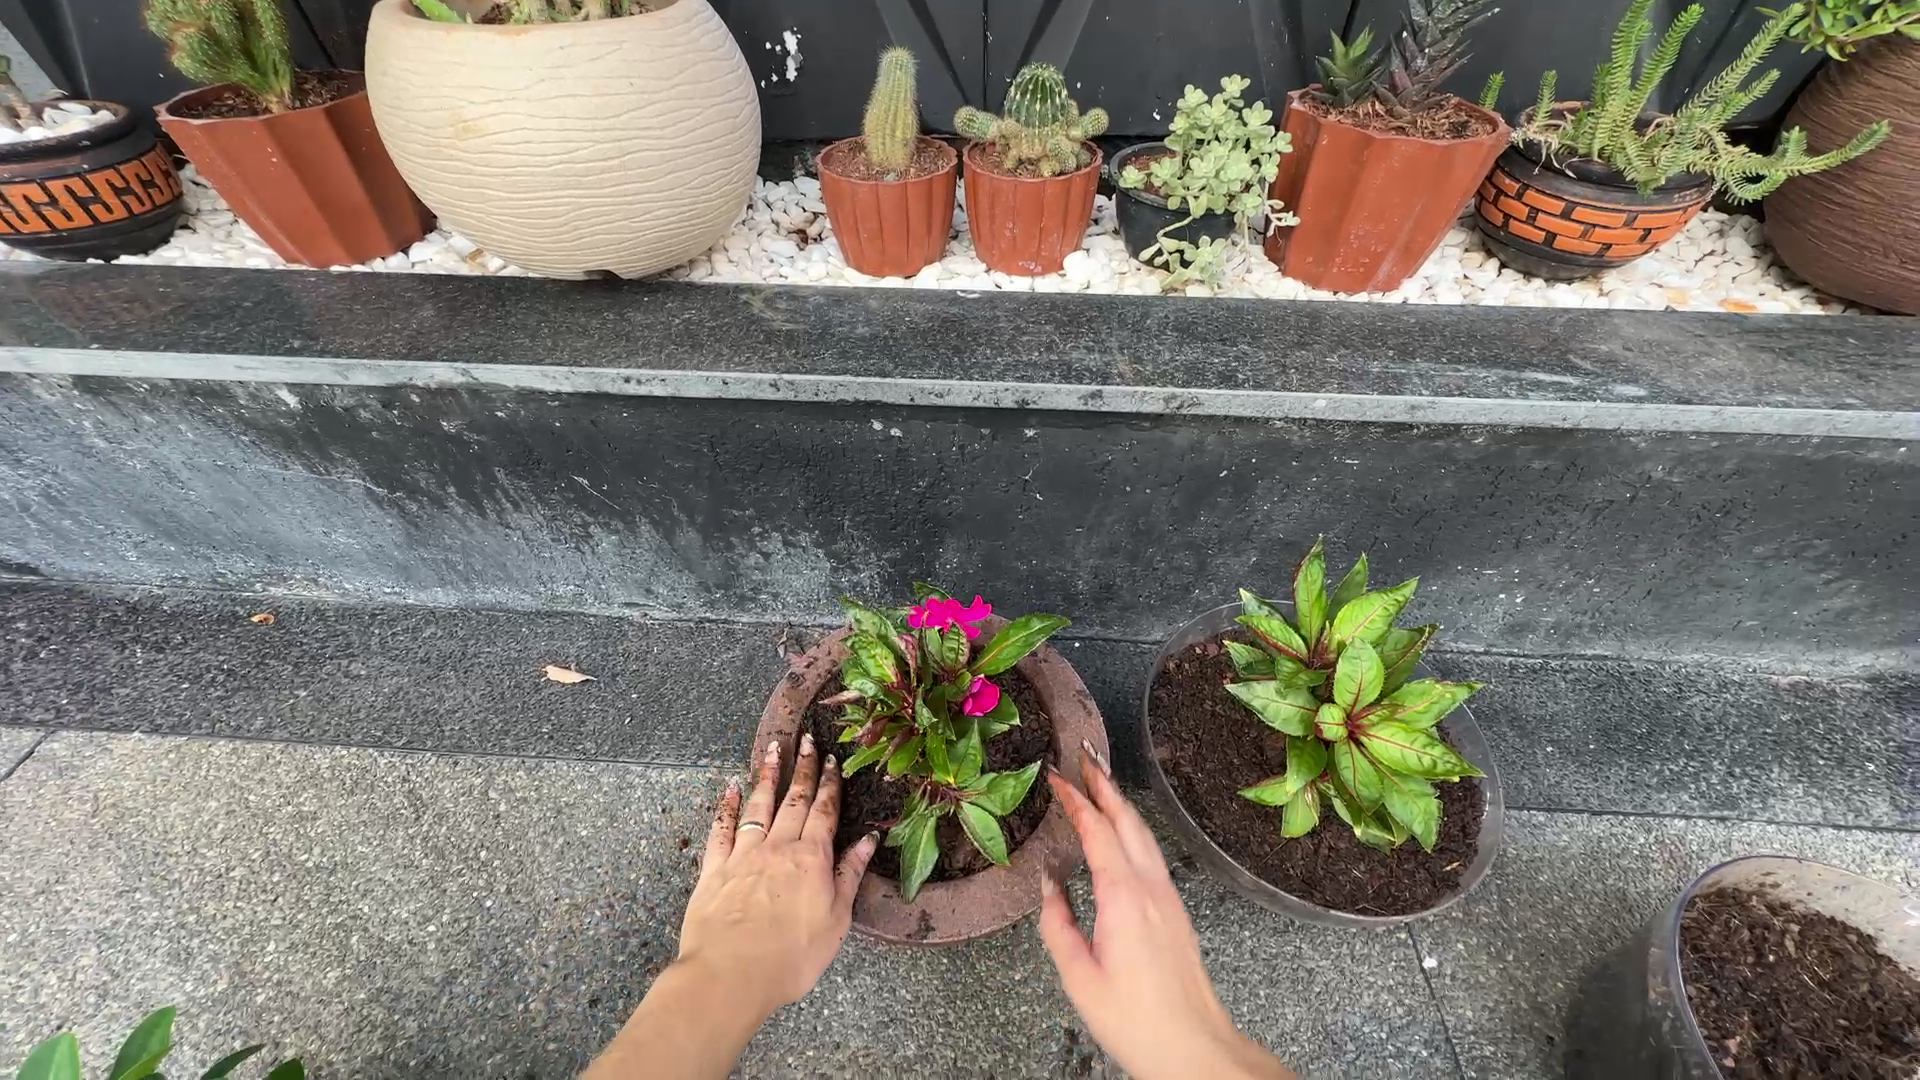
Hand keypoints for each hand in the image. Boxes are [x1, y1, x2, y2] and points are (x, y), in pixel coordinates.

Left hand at [680, 732, 878, 1012]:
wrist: (729, 977)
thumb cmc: (790, 957)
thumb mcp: (836, 920)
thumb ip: (849, 875)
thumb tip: (868, 840)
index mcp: (811, 859)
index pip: (824, 811)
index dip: (830, 784)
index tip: (832, 760)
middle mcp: (778, 848)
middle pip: (794, 799)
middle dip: (803, 768)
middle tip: (807, 740)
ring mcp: (744, 855)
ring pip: (759, 805)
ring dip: (768, 775)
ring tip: (773, 749)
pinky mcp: (714, 870)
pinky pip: (722, 829)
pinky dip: (727, 806)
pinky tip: (731, 788)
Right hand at [1038, 744, 1293, 1079]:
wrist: (1195, 1050)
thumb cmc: (1133, 1019)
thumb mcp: (1079, 977)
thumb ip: (1057, 923)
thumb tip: (1048, 881)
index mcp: (1122, 896)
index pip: (1097, 829)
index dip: (1076, 799)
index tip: (1056, 776)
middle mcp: (1150, 885)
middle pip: (1127, 818)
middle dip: (1105, 783)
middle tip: (1085, 755)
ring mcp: (1168, 894)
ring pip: (1144, 831)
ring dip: (1121, 801)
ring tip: (1101, 780)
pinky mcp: (1176, 908)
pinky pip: (1151, 850)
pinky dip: (1132, 825)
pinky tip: (1122, 828)